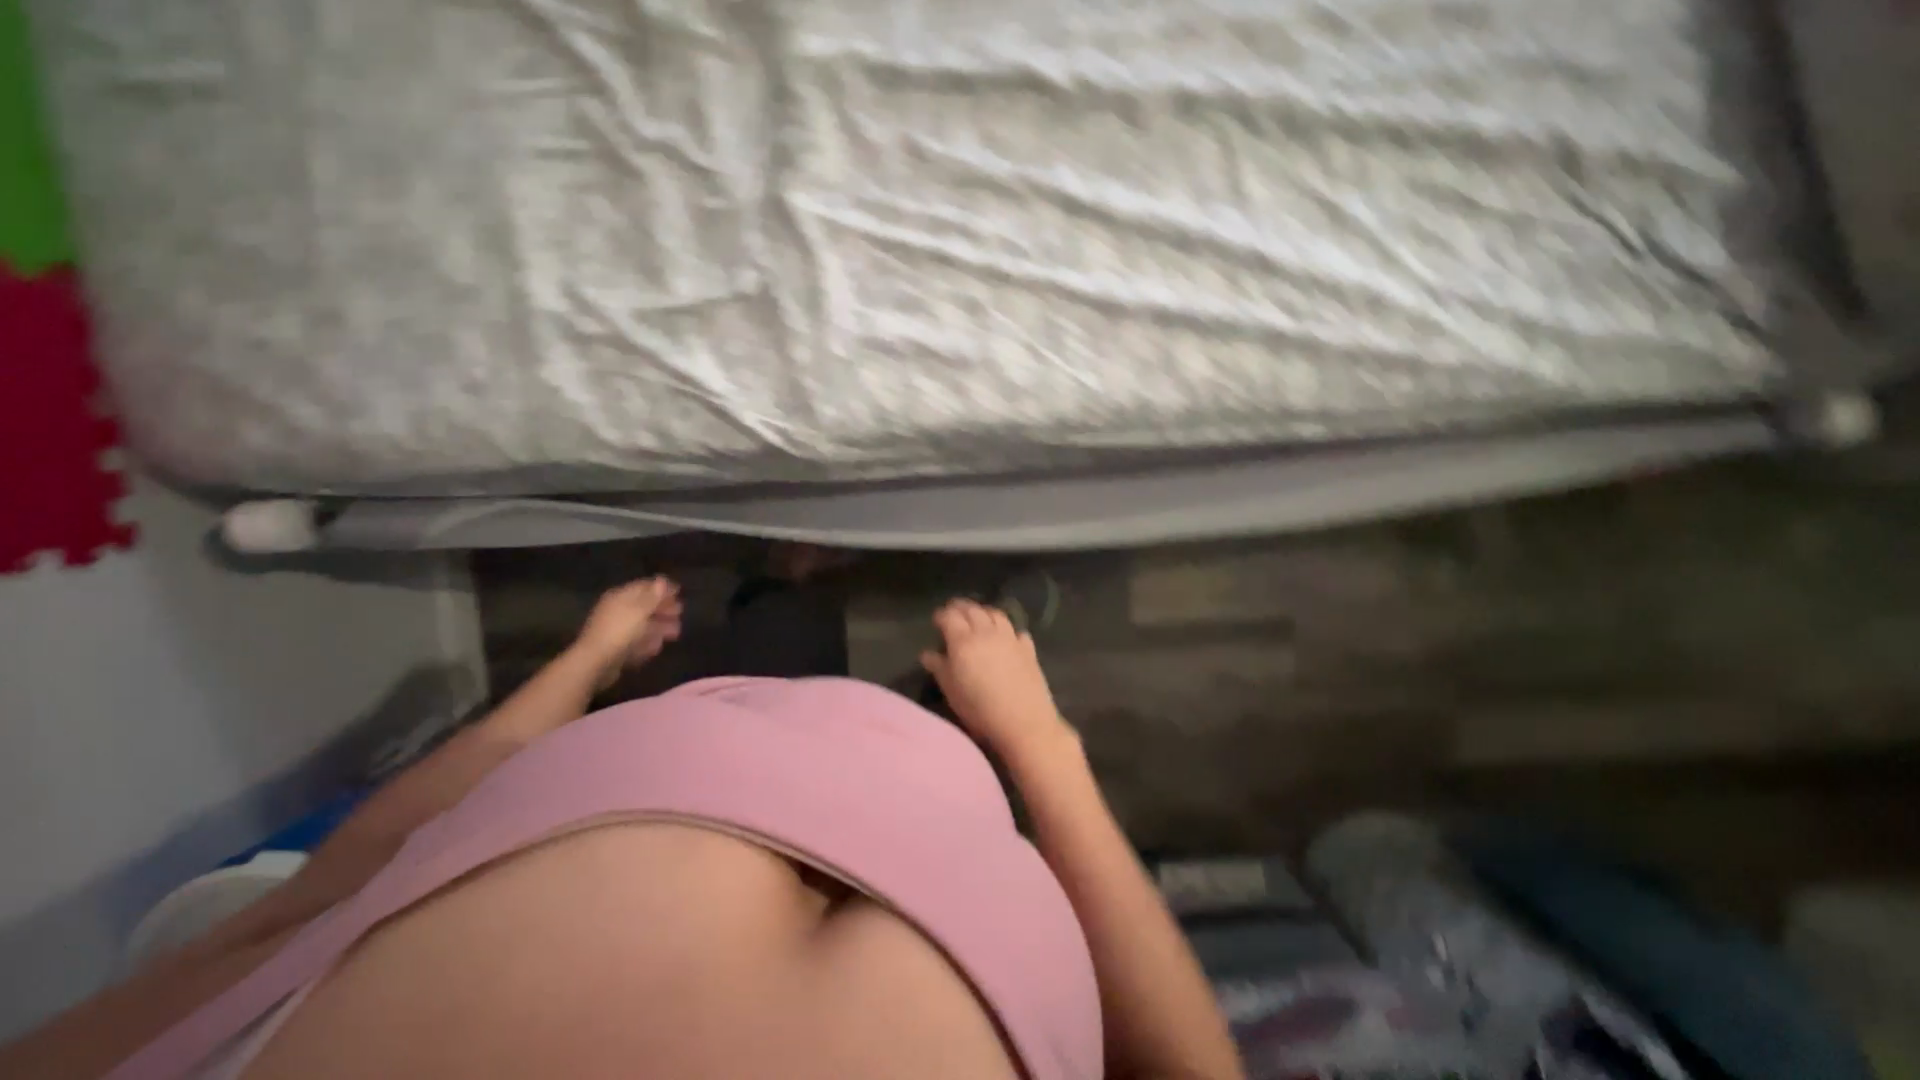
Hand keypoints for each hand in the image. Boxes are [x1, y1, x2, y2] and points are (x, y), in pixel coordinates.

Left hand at [573, 577, 682, 687]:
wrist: (595, 663)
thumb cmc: (620, 631)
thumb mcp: (640, 610)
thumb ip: (653, 596)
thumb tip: (663, 579)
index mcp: (620, 597)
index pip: (644, 587)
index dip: (662, 588)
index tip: (679, 592)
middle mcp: (617, 610)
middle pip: (644, 606)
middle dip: (663, 608)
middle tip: (680, 613)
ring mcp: (616, 630)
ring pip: (641, 624)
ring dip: (659, 626)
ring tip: (675, 632)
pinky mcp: (616, 647)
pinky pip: (635, 641)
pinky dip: (647, 642)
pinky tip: (657, 647)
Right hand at [921, 599, 1073, 752]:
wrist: (1023, 721)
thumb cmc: (979, 709)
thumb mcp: (951, 691)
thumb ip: (939, 668)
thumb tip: (927, 653)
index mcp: (963, 641)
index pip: (950, 617)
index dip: (941, 616)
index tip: (936, 620)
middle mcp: (987, 633)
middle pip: (973, 610)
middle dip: (961, 608)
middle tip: (953, 612)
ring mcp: (1010, 638)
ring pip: (996, 614)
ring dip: (984, 612)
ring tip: (979, 617)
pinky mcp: (1028, 649)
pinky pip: (1016, 631)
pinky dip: (1008, 630)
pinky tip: (1006, 638)